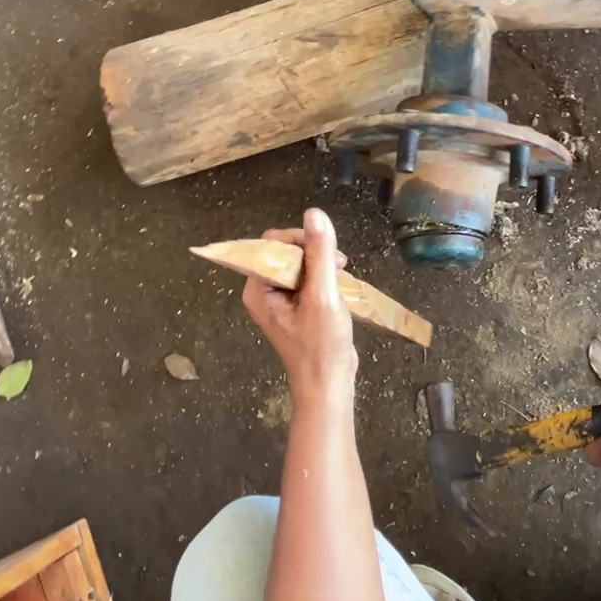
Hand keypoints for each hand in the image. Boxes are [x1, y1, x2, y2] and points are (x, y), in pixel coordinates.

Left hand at [242, 209, 356, 405]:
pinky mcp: (296, 307)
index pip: (272, 244)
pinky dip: (325, 278)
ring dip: (323, 265)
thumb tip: (315, 213)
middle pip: (287, 251)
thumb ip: (319, 253)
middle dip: (315, 253)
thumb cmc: (321, 346)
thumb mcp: (323, 295)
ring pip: (300, 263)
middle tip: (339, 265)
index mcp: (258, 288)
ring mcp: (280, 300)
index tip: (325, 250)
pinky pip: (308, 278)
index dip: (299, 240)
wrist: (329, 386)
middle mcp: (264, 291)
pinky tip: (341, 287)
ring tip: (342, 278)